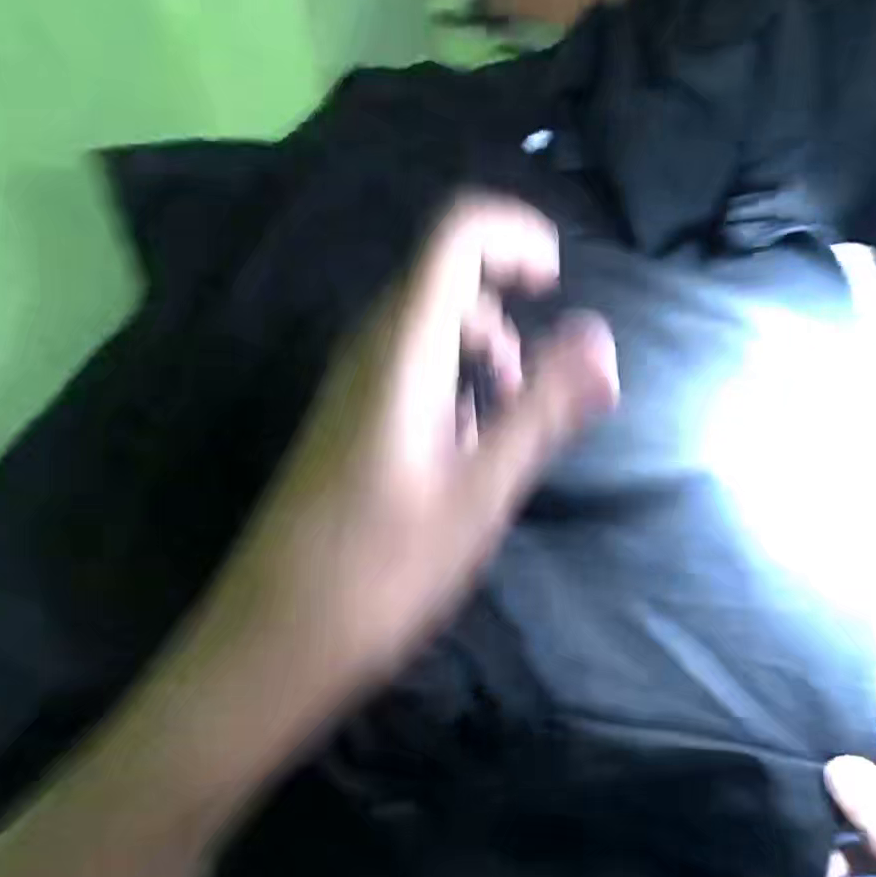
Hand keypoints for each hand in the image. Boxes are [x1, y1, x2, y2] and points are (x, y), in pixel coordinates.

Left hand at [187, 195, 619, 693]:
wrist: (275, 641)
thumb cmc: (382, 572)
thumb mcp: (480, 493)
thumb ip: (542, 411)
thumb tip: (600, 338)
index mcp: (402, 353)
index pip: (455, 239)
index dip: (514, 235)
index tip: (560, 278)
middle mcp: (371, 355)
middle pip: (443, 277)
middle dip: (510, 296)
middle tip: (553, 364)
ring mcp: (355, 390)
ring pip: (429, 327)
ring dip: (486, 344)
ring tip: (517, 407)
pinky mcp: (351, 426)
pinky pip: (413, 370)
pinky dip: (459, 380)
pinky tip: (473, 440)